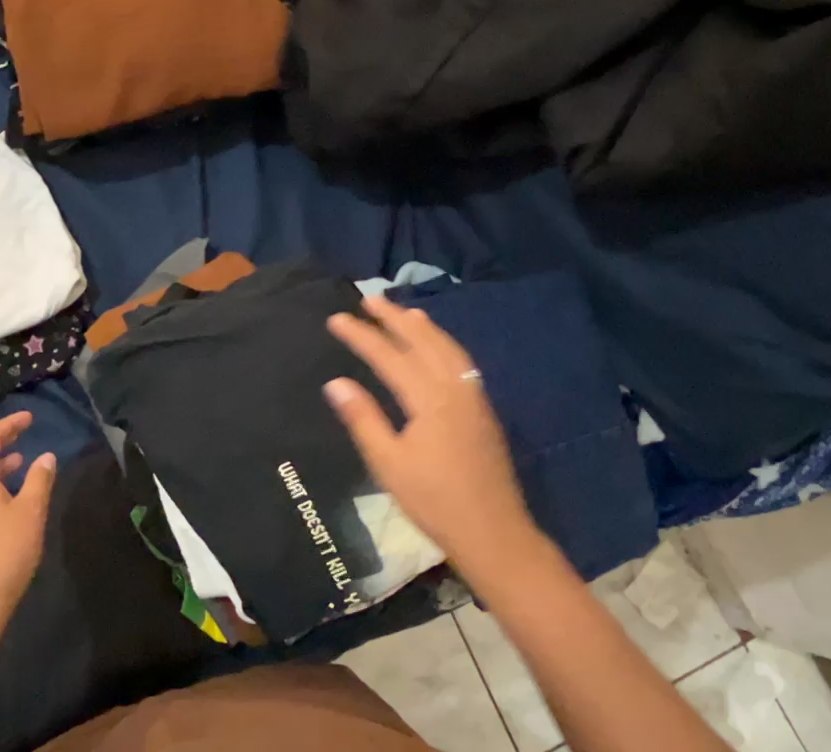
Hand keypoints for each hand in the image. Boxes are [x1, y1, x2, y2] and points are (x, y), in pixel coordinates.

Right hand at [325, 295, 542, 580]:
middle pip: (422, 341)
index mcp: (428, 400)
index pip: (388, 356)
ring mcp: (473, 398)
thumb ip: (363, 419)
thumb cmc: (434, 501)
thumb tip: (336, 382)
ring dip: (423, 326)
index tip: (336, 318)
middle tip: (369, 298)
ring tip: (403, 311)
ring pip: (447, 348)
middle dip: (394, 317)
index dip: (361, 335)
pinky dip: (443, 343)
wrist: (494, 532)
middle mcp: (454, 389)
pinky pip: (461, 361)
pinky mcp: (483, 411)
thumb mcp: (388, 464)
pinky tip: (437, 347)